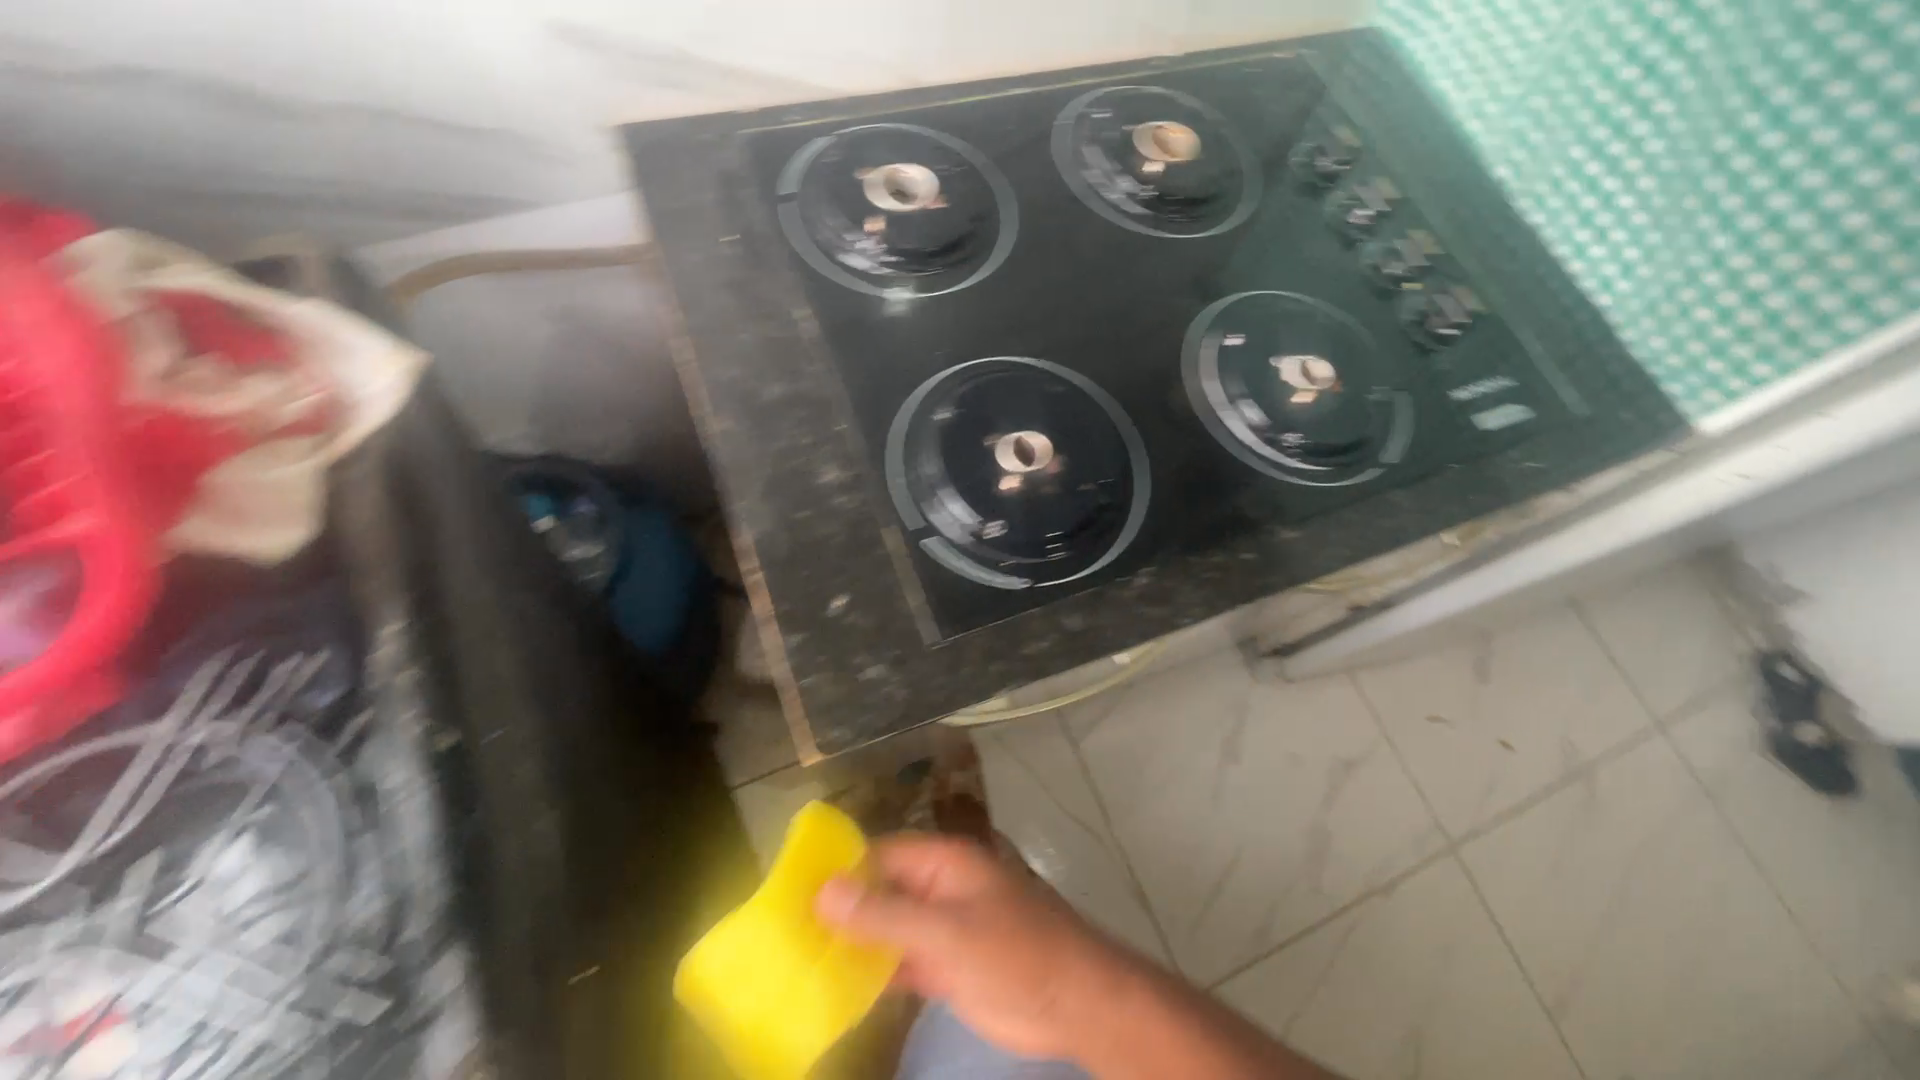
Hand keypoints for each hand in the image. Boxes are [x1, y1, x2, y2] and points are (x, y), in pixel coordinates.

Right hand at [815, 833, 1139, 1061]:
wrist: (1074, 1003)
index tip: (790, 891)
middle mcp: (938, 890)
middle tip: (782, 931)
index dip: (839, 869)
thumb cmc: (1016, 951)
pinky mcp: (944, 968)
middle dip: (839, 909)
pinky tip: (832, 988)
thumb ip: (886, 914)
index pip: (880, 854)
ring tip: (795, 960)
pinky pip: (898, 964)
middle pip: (879, 892)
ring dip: (851, 944)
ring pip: (886, 929)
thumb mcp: (948, 930)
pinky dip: (871, 974)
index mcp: (944, 863)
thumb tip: (822, 890)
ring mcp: (941, 930)